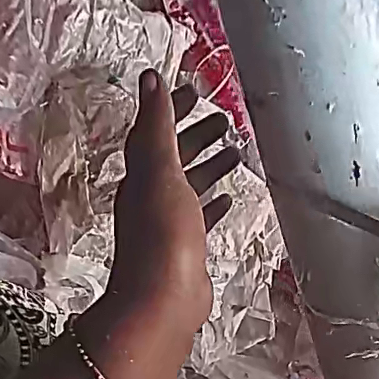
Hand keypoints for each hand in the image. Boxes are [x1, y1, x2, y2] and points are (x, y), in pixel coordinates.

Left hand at [103, 70, 240, 333]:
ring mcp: (167, 223)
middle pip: (174, 156)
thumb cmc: (162, 234)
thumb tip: (148, 78)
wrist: (162, 300)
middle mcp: (150, 196)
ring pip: (189, 185)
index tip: (197, 90)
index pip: (155, 131)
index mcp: (142, 175)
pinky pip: (199, 216)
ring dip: (209, 165)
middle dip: (196, 135)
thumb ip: (156, 125)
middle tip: (225, 120)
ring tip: (236, 151)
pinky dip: (212, 202)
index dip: (173, 108)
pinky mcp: (184, 247)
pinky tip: (228, 197)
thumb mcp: (160, 171)